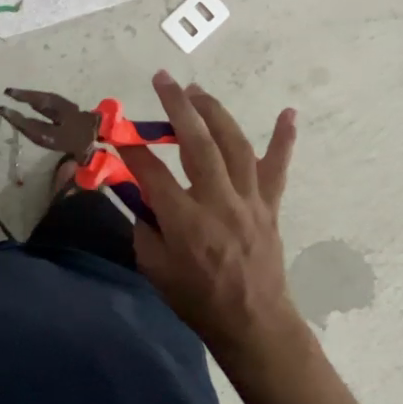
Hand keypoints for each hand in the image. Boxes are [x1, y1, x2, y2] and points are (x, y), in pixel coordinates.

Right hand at [116, 71, 304, 368]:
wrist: (253, 324)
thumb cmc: (197, 299)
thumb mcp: (154, 267)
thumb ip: (143, 226)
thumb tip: (139, 194)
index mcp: (185, 220)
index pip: (151, 171)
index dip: (130, 148)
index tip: (114, 131)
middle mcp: (218, 202)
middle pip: (197, 143)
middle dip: (177, 107)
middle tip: (162, 79)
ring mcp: (249, 200)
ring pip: (234, 144)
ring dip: (214, 112)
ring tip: (196, 91)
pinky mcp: (270, 205)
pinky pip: (277, 167)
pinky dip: (283, 139)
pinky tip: (288, 113)